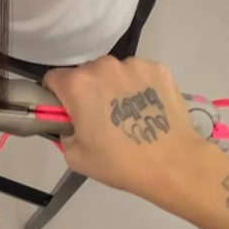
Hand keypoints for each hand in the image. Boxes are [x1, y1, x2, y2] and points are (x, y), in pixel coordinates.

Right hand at [45, 56, 218, 205]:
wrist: (175, 164)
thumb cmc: (121, 162)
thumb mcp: (75, 156)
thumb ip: (63, 132)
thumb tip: (70, 122)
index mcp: (78, 84)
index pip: (54, 79)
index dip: (58, 97)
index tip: (70, 113)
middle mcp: (102, 66)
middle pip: (85, 74)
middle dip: (88, 91)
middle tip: (101, 119)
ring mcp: (133, 64)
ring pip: (113, 72)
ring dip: (114, 87)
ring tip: (130, 115)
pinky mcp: (158, 68)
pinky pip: (138, 74)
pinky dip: (139, 86)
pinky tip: (148, 109)